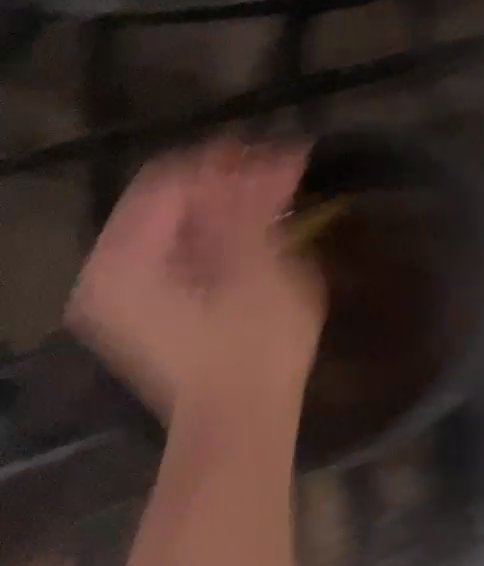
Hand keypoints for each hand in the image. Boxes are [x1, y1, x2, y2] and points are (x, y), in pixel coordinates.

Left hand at [66, 137, 324, 425]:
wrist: (243, 415)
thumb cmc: (252, 344)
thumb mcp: (258, 269)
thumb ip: (253, 209)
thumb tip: (268, 156)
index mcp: (123, 263)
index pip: (166, 183)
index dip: (224, 160)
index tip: (280, 150)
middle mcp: (112, 272)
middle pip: (169, 201)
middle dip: (230, 178)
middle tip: (288, 167)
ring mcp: (131, 292)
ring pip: (180, 222)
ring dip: (232, 201)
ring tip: (286, 190)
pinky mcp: (157, 305)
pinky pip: (185, 247)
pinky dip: (225, 229)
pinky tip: (267, 224)